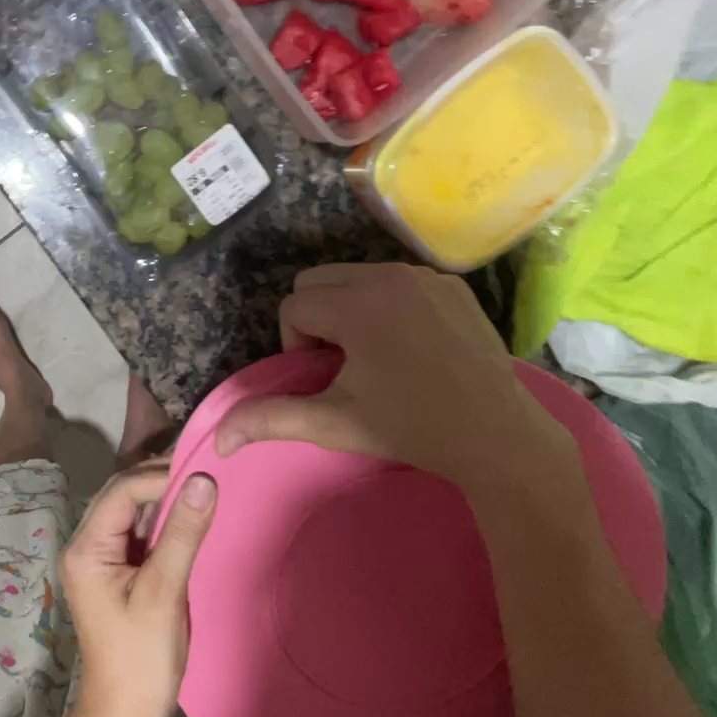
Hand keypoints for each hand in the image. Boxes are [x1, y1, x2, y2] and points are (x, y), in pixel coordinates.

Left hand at [59, 464, 216, 716]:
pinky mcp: (117, 571)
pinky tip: (190, 516)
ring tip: (205, 488)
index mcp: (86, 547)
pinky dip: (164, 520)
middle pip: (122, 494)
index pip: (122, 491)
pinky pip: (139, 532)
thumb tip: (204, 481)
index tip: (205, 475)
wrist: (124, 714)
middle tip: (207, 474)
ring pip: (132, 511)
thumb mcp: (164, 592)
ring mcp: (101, 558)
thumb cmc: (140, 657)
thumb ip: (182, 534)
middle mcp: (86, 545)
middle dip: (161, 481)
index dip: (161, 478)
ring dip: (164, 498)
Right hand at [214, 263, 579, 495]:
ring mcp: (425, 276)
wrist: (498, 434)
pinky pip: (395, 280)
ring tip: (374, 355)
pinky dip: (386, 305)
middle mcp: (388, 276)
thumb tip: (218, 440)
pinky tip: (409, 346)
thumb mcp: (332, 424)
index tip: (328, 378)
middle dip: (316, 319)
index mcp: (357, 305)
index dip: (297, 345)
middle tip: (345, 364)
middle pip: (317, 280)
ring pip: (355, 276)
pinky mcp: (451, 284)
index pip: (293, 306)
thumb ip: (269, 420)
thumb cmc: (410, 428)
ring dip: (347, 309)